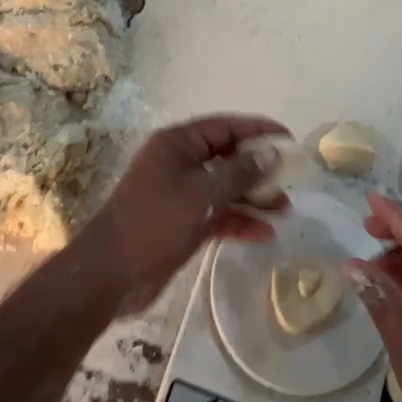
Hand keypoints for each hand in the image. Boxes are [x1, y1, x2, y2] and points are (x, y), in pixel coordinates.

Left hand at [77, 115, 289, 313]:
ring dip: (253, 197)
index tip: (289, 139)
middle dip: (259, 168)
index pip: (224, 127)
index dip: (257, 130)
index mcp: (177, 144)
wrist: (110, 274)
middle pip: (226, 157)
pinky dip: (238, 220)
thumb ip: (240, 173)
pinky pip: (216, 214)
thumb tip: (273, 154)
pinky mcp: (180, 223)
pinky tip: (264, 233)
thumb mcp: (201, 194)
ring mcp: (178, 194)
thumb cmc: (155, 222)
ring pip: (224, 188)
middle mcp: (178, 163)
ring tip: (284, 210)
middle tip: (291, 179)